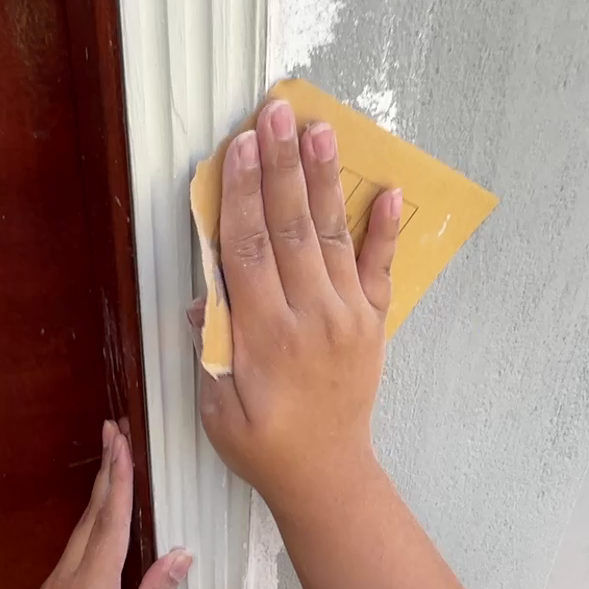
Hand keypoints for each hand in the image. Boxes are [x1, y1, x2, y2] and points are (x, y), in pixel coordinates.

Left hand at [25, 421, 191, 588]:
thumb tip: (179, 553)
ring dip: (99, 500)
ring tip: (115, 463)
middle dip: (105, 473)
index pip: (107, 524)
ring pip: (78, 538)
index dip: (117, 478)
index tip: (120, 440)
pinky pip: (73, 559)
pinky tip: (105, 520)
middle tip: (115, 431)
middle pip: (88, 521)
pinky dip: (92, 531)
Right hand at [195, 95, 400, 513]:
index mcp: (265, 336)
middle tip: (278, 113)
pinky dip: (385, 230)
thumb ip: (209, 346)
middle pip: (291, 228)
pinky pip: (379, 270)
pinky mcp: (373, 323)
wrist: (327, 475)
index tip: (239, 146)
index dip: (242, 194)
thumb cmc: (262, 443)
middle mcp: (311, 316)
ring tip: (321, 130)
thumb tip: (202, 294)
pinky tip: (387, 191)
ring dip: (323, 181)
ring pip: (332, 236)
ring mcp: (349, 316)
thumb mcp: (216, 406)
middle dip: (281, 166)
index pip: (248, 249)